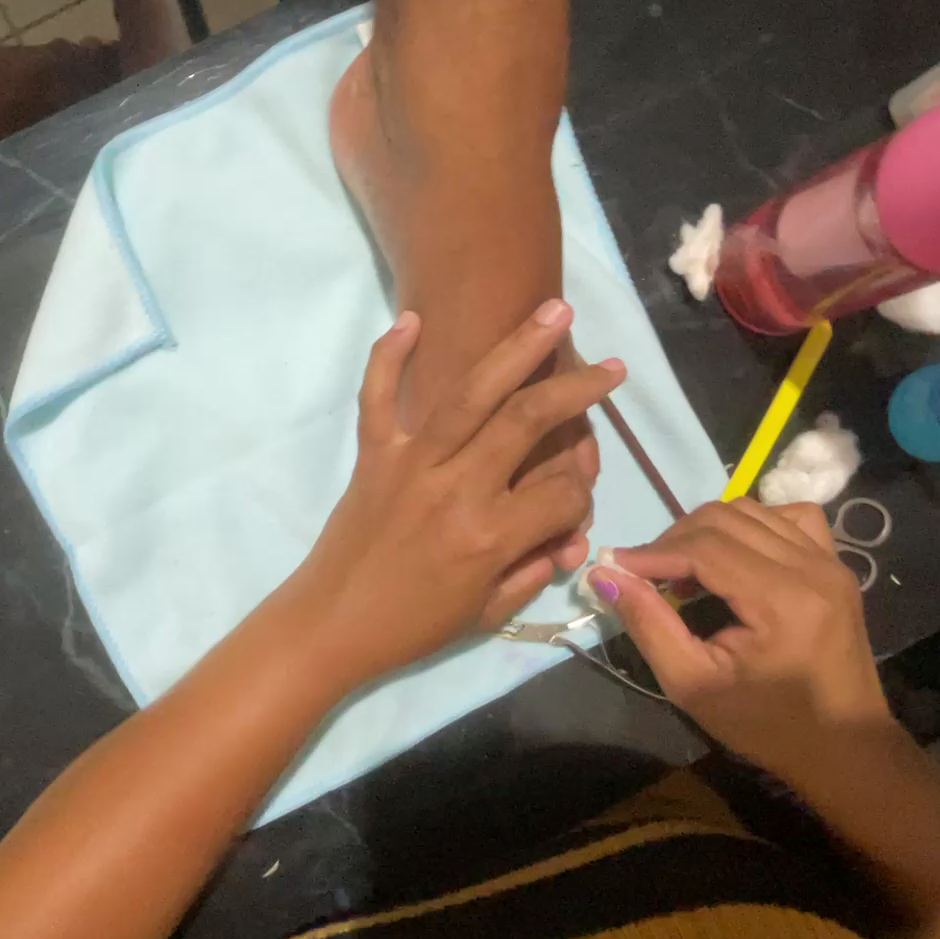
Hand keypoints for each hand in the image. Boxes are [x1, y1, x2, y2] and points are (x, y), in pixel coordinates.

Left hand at [288, 300, 624, 685]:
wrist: (330, 624)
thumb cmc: (411, 627)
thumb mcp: (486, 613)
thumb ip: (533, 571)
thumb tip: (568, 540)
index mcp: (491, 537)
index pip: (563, 493)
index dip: (582, 495)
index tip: (575, 500)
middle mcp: (457, 489)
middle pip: (529, 421)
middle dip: (577, 389)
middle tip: (609, 367)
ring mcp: (410, 464)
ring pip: (470, 394)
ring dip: (517, 348)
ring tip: (553, 311)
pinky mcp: (372, 455)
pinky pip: (377, 397)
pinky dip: (388, 357)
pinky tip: (413, 321)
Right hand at [588, 499, 891, 780]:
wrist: (844, 748)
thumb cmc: (765, 724)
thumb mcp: (691, 684)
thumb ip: (647, 623)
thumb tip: (605, 574)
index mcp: (782, 601)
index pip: (704, 548)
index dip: (653, 553)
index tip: (615, 567)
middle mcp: (812, 568)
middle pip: (724, 520)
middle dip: (673, 540)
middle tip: (645, 575)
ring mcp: (830, 562)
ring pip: (751, 511)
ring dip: (705, 531)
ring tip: (682, 571)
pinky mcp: (836, 564)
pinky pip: (788, 517)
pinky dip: (750, 525)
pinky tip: (733, 555)